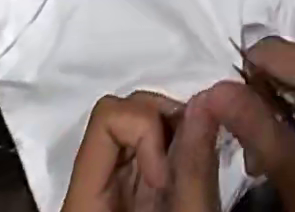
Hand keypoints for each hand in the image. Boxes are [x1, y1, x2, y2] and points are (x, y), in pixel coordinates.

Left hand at [62, 91, 221, 211]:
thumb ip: (193, 166)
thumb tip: (209, 98)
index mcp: (85, 195)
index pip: (106, 116)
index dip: (146, 129)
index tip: (166, 174)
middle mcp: (89, 180)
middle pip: (122, 111)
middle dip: (165, 120)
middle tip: (192, 154)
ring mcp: (107, 180)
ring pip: (137, 122)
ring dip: (173, 129)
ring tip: (192, 163)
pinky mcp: (126, 185)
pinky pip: (146, 143)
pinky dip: (174, 142)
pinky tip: (188, 167)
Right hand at [192, 38, 294, 211]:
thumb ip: (257, 129)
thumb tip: (214, 89)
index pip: (269, 49)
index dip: (241, 77)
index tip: (223, 114)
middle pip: (284, 66)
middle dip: (259, 101)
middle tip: (248, 150)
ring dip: (275, 117)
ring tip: (263, 162)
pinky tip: (290, 157)